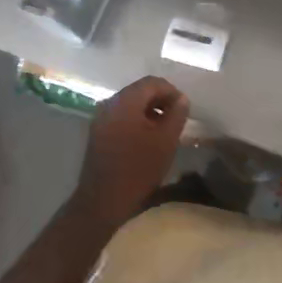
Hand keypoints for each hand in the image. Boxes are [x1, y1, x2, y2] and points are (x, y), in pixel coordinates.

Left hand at [72, 76, 189, 224]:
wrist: (104, 199)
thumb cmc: (138, 169)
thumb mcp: (166, 141)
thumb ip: (176, 115)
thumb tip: (181, 99)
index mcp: (124, 101)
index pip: (152, 82)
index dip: (171, 91)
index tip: (184, 109)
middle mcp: (108, 104)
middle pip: (139, 91)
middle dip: (160, 101)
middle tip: (176, 120)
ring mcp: (99, 119)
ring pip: (129, 105)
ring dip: (149, 112)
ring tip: (164, 131)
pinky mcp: (97, 133)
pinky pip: (120, 118)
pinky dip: (136, 122)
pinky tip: (146, 140)